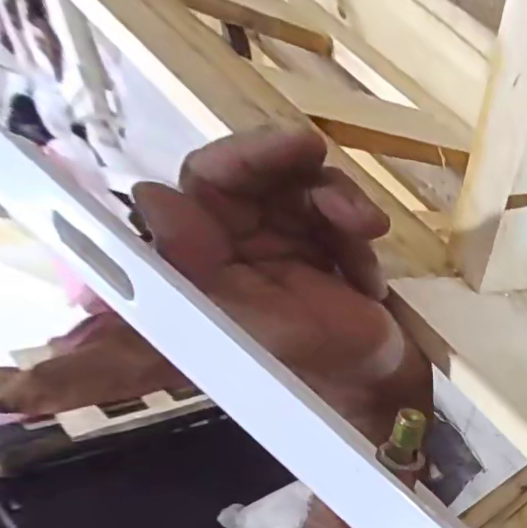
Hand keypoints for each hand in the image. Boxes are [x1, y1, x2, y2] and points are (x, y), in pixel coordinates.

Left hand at [0, 127, 430, 438]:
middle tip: (314, 147)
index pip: (208, 182)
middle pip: (254, 170)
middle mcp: (237, 235)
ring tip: (370, 229)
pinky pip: (345, 215)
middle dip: (287, 160)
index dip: (239, 160)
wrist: (371, 379)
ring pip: (306, 184)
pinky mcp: (327, 240)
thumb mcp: (250, 321)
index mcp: (205, 253)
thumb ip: (201, 266)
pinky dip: (362, 243)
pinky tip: (368, 281)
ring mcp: (285, 234)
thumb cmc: (309, 360)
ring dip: (341, 203)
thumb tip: (155, 197)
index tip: (285, 150)